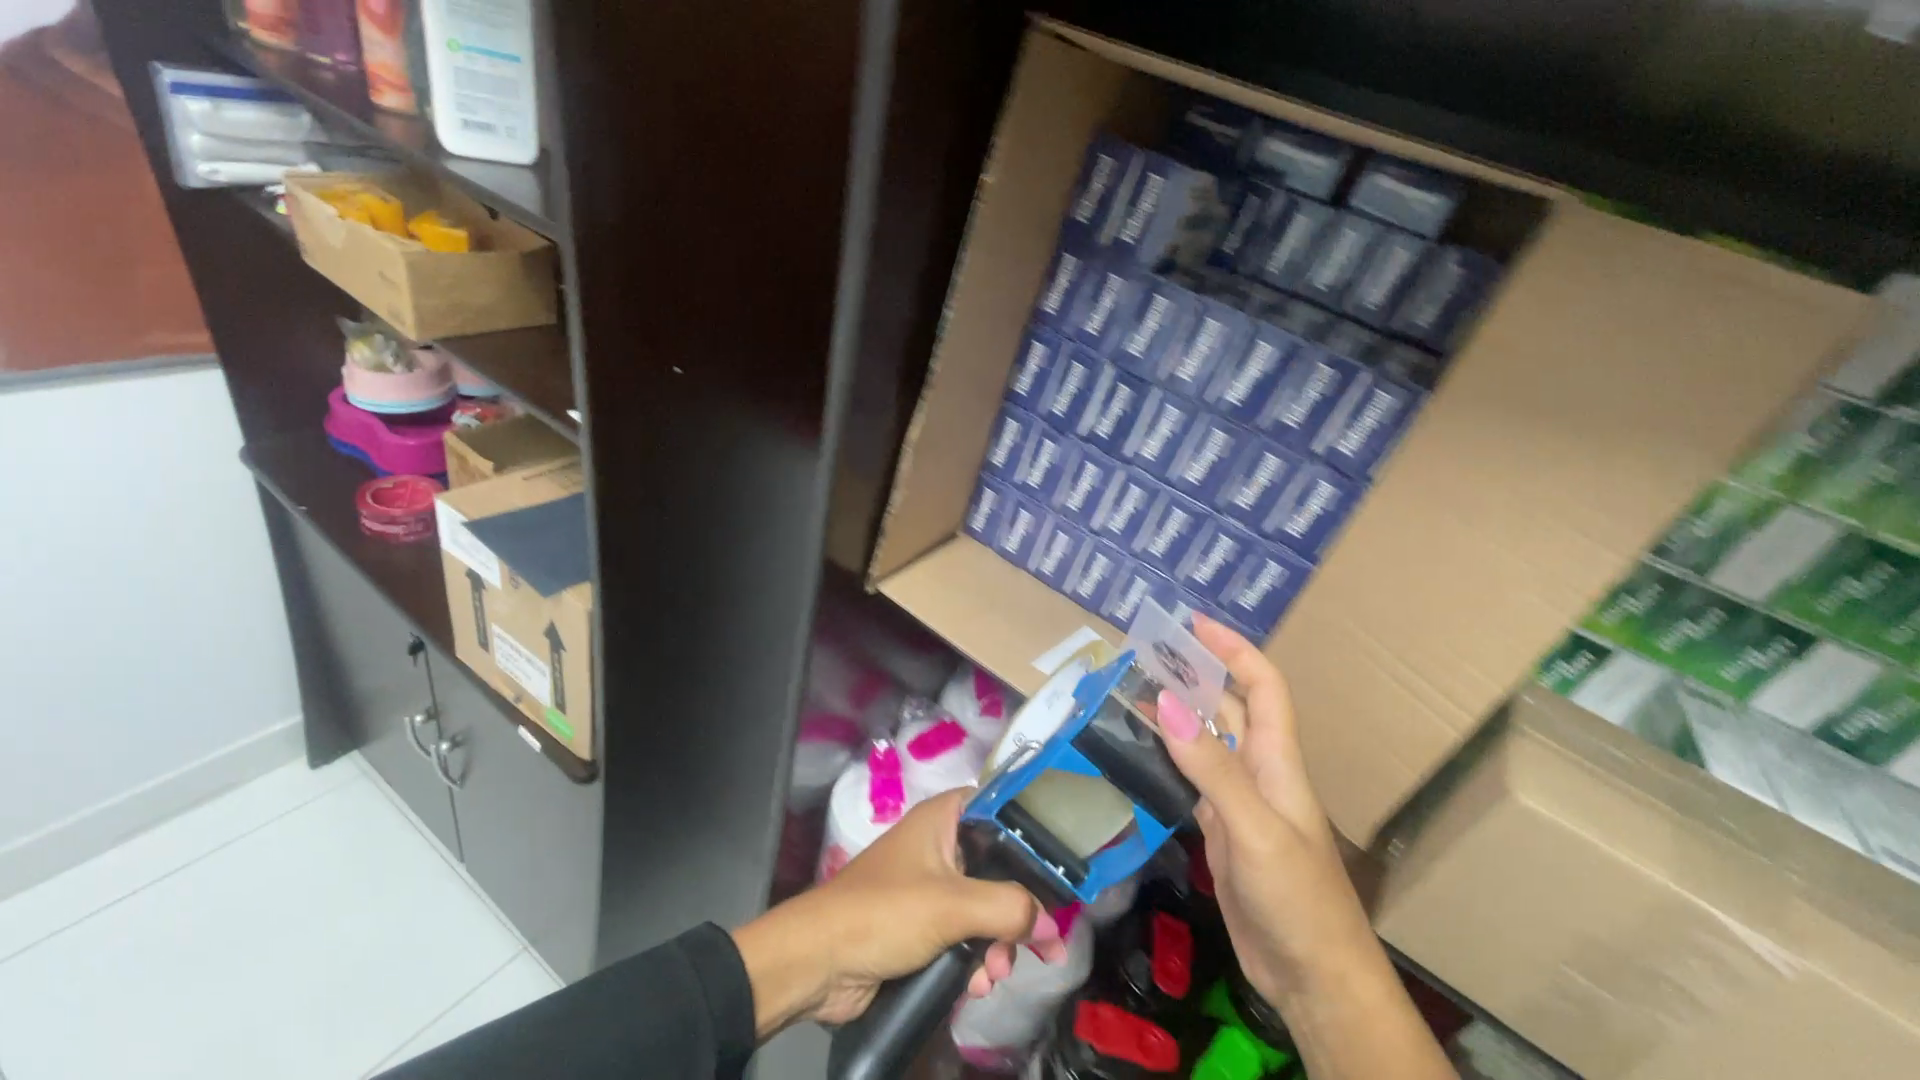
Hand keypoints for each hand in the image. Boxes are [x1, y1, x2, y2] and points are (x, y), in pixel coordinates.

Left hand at [731, 790, 1066, 1037]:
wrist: (817, 964)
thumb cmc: (884, 914)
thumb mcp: (953, 906)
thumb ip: (1010, 908)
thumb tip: (1051, 926)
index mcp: (943, 820)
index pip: (1001, 810)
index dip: (1033, 838)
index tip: (1059, 874)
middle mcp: (939, 847)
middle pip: (1000, 870)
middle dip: (1018, 914)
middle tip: (1040, 948)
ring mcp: (930, 889)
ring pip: (985, 910)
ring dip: (997, 946)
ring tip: (992, 976)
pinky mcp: (921, 927)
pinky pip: (964, 937)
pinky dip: (975, 960)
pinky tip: (974, 987)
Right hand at [1155, 615, 1381, 1010]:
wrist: (1312, 975)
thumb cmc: (1296, 898)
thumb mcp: (1254, 829)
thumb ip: (1211, 768)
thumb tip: (1164, 702)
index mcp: (1278, 761)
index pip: (1262, 687)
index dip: (1233, 650)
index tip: (1192, 624)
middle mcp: (1259, 773)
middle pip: (1228, 708)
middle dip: (1195, 674)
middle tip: (1142, 653)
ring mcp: (1239, 803)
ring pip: (1206, 743)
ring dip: (1176, 714)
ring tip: (1129, 690)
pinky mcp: (1220, 832)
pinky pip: (1191, 780)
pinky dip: (1166, 759)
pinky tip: (1139, 752)